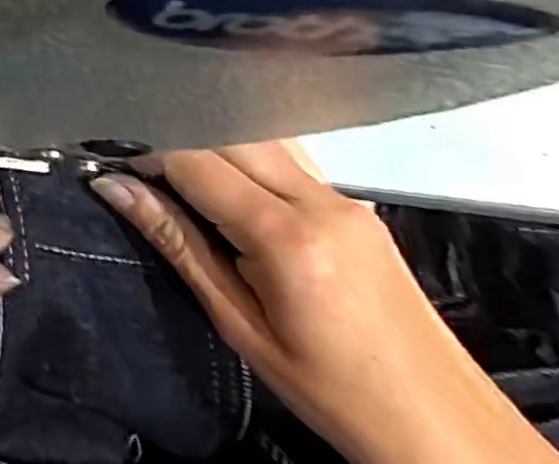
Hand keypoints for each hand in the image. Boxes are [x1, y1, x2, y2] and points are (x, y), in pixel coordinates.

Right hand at [91, 141, 558, 463]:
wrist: (448, 429)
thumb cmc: (335, 393)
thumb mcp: (239, 325)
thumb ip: (177, 243)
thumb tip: (113, 186)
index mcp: (288, 237)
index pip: (195, 158)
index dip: (144, 148)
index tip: (110, 157)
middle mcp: (320, 200)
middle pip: (227, 128)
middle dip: (173, 131)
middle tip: (133, 156)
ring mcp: (343, 196)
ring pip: (258, 131)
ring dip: (208, 136)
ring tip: (172, 163)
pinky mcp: (355, 201)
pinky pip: (285, 152)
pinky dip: (242, 148)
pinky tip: (223, 173)